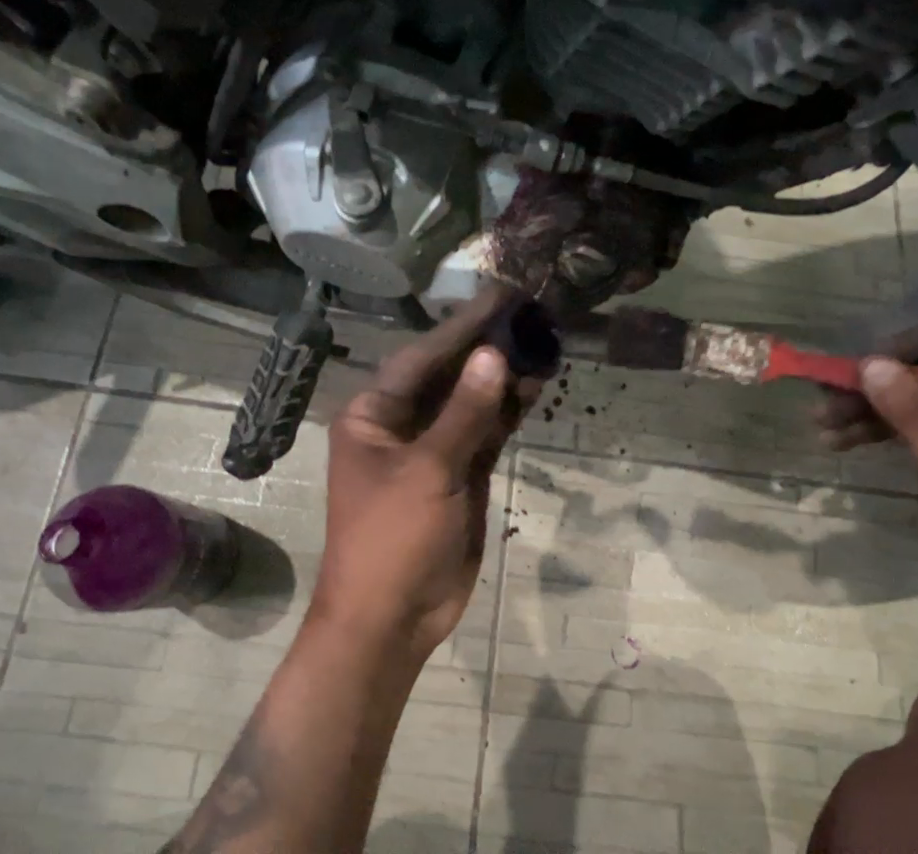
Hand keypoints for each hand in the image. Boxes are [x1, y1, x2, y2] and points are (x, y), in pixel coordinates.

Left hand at [312, 289, 541, 657]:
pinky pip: (484, 434)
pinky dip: (507, 412)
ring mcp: (432, 452)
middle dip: (488, 347)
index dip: (463, 327)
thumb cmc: (393, 539)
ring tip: (544, 342)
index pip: (423, 358)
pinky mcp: (458, 477)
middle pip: (449, 376)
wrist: (391, 619)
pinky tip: (535, 386)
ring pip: (471, 403)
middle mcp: (400, 426)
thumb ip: (464, 413)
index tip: (501, 297)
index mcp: (373, 416)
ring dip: (503, 378)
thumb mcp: (428, 471)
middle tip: (532, 312)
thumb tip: (493, 355)